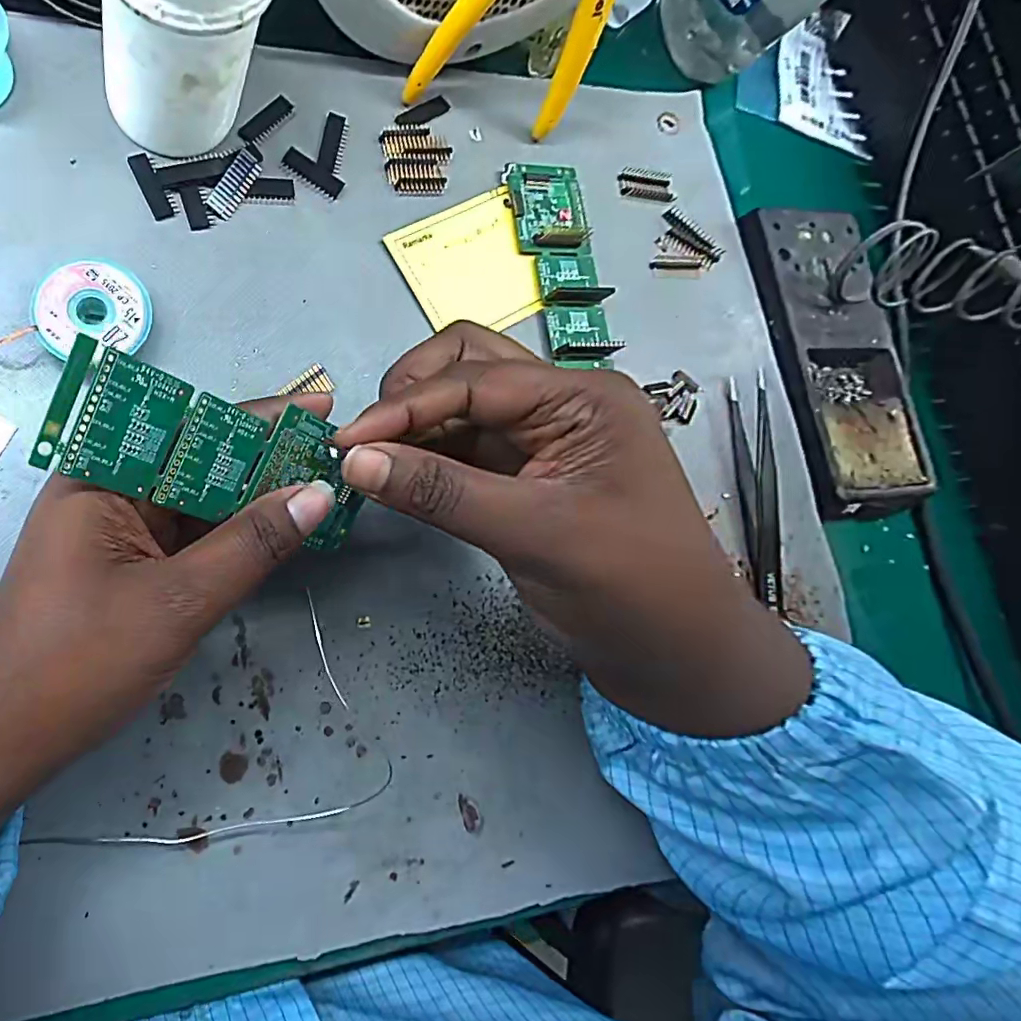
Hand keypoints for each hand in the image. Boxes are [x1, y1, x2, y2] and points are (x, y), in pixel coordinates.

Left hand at [0, 394, 335, 891]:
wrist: (5, 732)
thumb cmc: (82, 661)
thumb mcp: (177, 601)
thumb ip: (250, 544)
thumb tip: (317, 494)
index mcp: (101, 477)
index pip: (191, 429)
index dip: (260, 419)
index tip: (318, 409)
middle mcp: (105, 489)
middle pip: (195, 459)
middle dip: (262, 455)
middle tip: (327, 449)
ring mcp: (113, 527)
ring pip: (193, 498)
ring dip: (248, 494)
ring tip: (314, 480)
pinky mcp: (123, 561)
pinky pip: (183, 533)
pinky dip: (225, 531)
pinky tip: (270, 524)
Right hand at [333, 323, 808, 736]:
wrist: (673, 655)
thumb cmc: (628, 587)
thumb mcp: (533, 534)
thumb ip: (440, 492)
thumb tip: (355, 462)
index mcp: (580, 398)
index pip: (473, 379)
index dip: (403, 407)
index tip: (346, 442)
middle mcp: (556, 405)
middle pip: (464, 365)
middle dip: (407, 394)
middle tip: (365, 440)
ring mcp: (534, 440)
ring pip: (455, 408)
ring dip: (409, 427)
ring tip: (366, 462)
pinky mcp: (514, 476)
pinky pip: (455, 450)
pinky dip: (419, 458)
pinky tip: (390, 478)